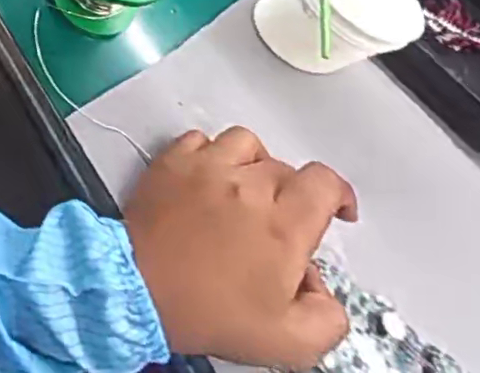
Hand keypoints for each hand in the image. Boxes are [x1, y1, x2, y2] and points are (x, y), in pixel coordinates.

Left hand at [125, 127, 357, 369]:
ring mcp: (202, 167)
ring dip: (254, 162)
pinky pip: (198, 138)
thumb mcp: (291, 341)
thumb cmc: (208, 311)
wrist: (141, 286)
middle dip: (293, 191)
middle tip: (282, 218)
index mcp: (281, 226)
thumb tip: (318, 285)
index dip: (337, 193)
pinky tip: (210, 176)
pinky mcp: (170, 161)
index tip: (336, 210)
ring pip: (243, 142)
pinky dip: (210, 151)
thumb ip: (327, 315)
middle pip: (283, 167)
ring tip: (249, 188)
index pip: (322, 182)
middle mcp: (244, 187)